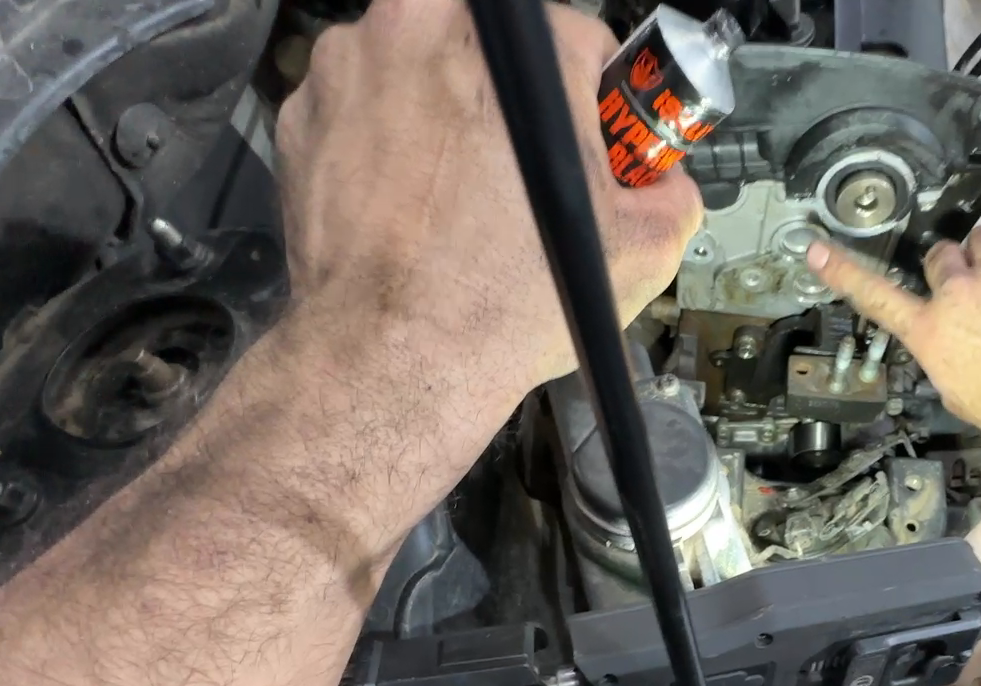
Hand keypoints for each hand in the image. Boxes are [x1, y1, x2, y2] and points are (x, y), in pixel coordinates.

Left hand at [276, 0, 702, 408]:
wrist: (400, 357)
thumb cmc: (505, 305)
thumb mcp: (642, 255)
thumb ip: (674, 197)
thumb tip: (667, 185)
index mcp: (520, 50)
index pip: (586, 46)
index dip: (599, 113)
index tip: (593, 155)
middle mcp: (425, 27)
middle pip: (503, 59)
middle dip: (523, 114)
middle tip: (528, 188)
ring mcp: (353, 65)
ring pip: (432, 77)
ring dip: (457, 125)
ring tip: (471, 210)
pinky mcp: (306, 112)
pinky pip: (374, 111)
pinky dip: (399, 149)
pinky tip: (423, 212)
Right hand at [808, 208, 980, 448]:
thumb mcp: (956, 393)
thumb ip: (942, 355)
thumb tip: (945, 342)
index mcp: (929, 331)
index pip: (875, 296)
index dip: (843, 272)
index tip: (817, 250)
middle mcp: (955, 292)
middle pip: (940, 255)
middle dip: (955, 269)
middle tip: (979, 290)